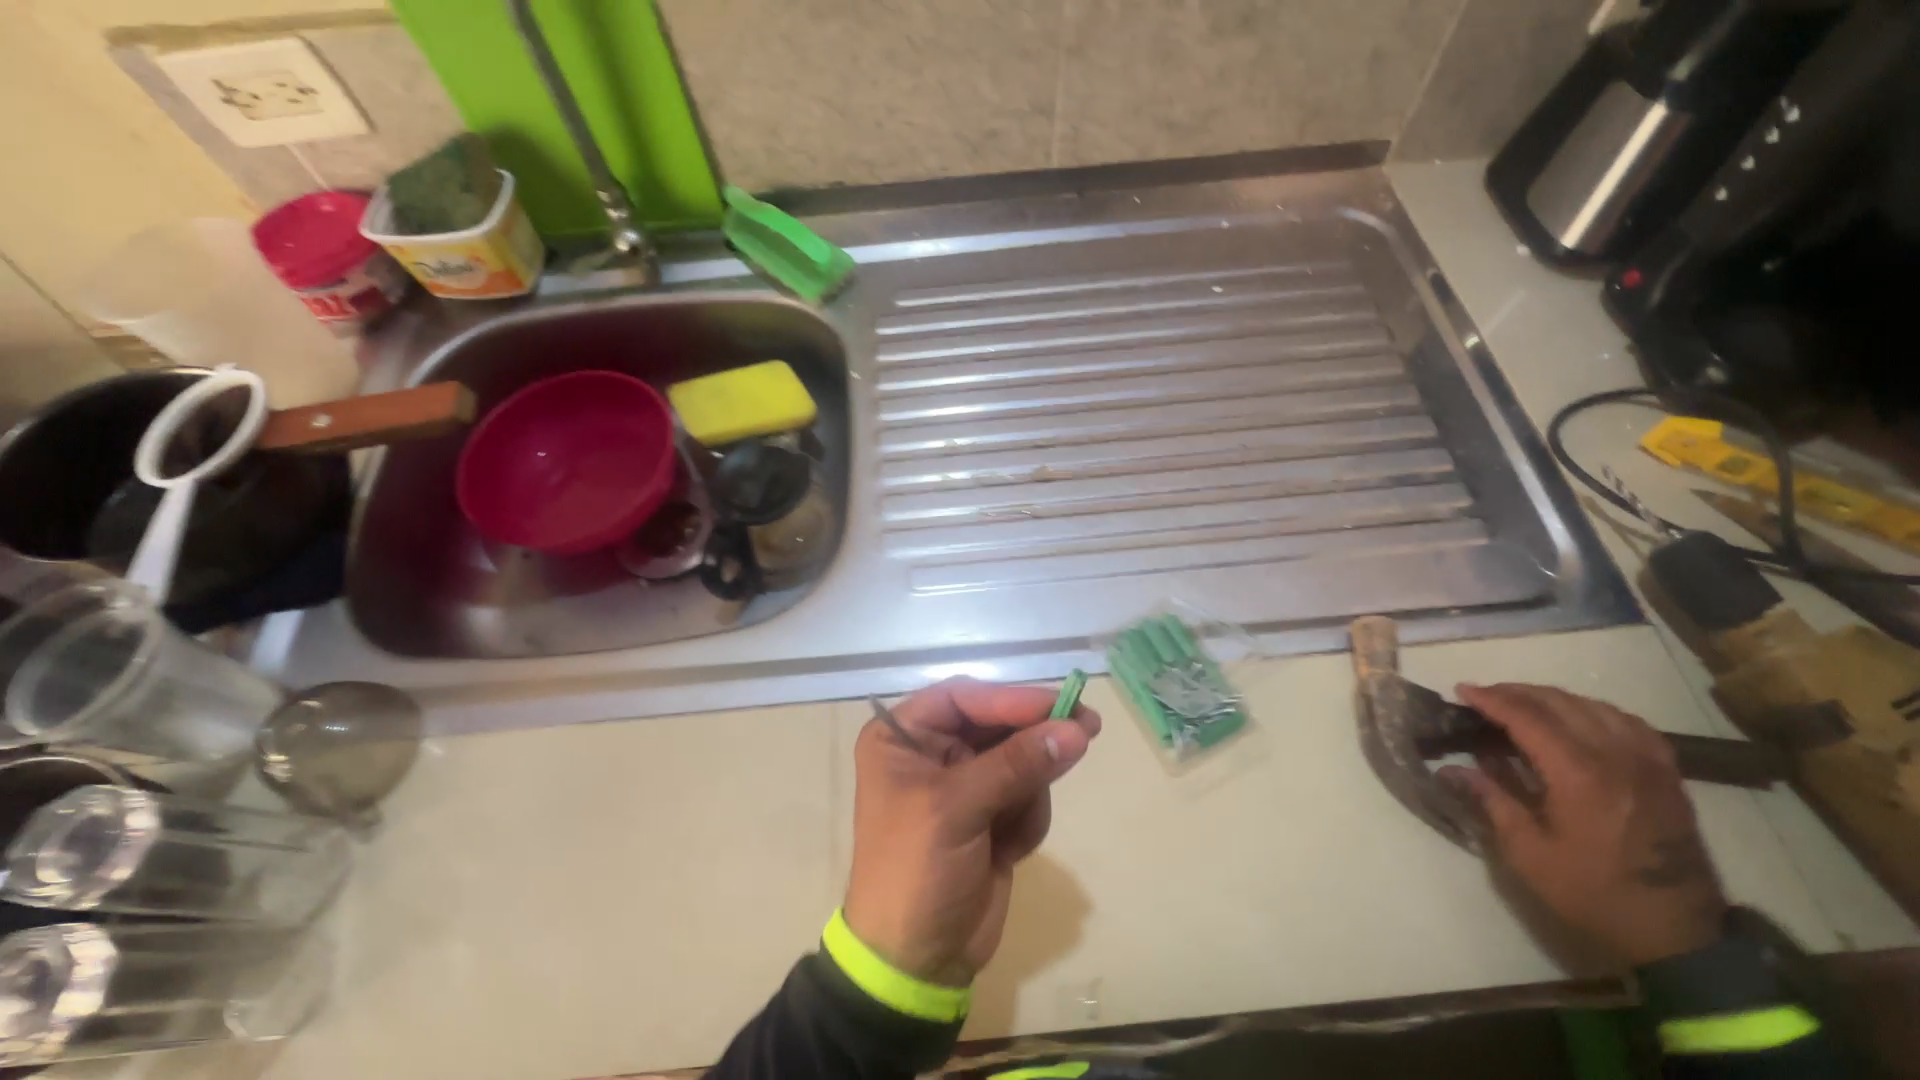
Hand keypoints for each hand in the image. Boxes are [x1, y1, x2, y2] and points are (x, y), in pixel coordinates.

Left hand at [842, 677, 1100, 986]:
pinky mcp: (992, 818)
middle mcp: (932, 754)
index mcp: (902, 738)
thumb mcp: (957, 809)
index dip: (1010, 699)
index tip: (1059, 705)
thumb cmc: (916, 870)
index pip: (963, 698)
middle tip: (1088, 728)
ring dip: (1029, 791)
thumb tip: (1075, 729)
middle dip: (1034, 737)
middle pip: (997, 724)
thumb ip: (1016, 764)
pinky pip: (1029, 796)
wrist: (918, 960)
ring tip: (1013, 830)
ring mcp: (965, 787)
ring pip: (1021, 759)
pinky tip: (1010, 850)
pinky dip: (1028, 819)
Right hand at [1442, 684, 1728, 968]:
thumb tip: (1452, 769)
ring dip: (1555, 699)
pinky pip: (1629, 723)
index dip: (1492, 700)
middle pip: (1561, 703)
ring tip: (1526, 705)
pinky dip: (1595, 711)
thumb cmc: (1593, 894)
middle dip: (1518, 693)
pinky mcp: (1668, 774)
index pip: (1528, 718)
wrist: (1676, 932)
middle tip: (1486, 697)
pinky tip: (1580, 720)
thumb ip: (1493, 802)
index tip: (1462, 690)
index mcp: (1579, 775)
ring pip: (1595, 706)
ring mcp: (1648, 762)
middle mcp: (1616, 756)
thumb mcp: (1529, 855)